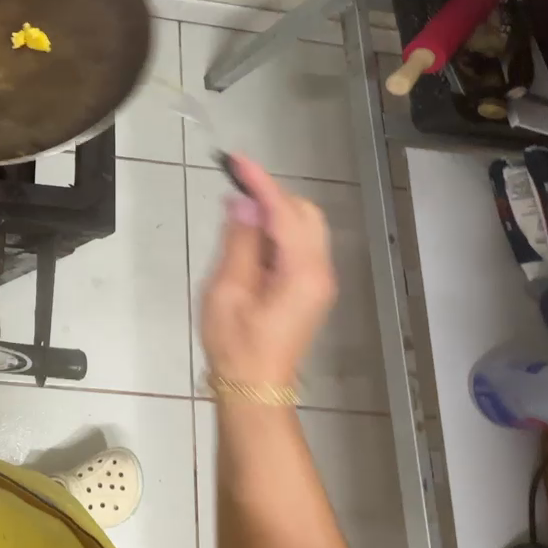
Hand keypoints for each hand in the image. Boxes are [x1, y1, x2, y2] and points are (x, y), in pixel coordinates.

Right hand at [199, 154, 336, 388]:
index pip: (284, 213)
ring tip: (236, 211)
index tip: (236, 160)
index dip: (260, 183)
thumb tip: (242, 205)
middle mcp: (319, 271)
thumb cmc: (236, 343)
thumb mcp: (227, 291)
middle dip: (271, 195)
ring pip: (303, 227)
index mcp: (302, 272)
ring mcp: (317, 280)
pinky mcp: (308, 287)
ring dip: (273, 212)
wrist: (255, 387)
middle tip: (233, 189)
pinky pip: (297, 244)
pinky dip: (276, 229)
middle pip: (304, 214)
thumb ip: (239, 244)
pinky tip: (248, 233)